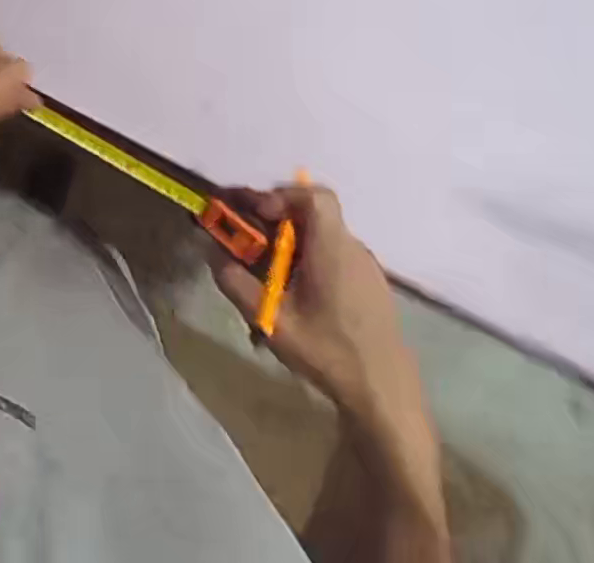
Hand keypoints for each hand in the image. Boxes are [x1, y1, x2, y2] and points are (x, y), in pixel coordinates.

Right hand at [211, 183, 429, 445]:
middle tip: (240, 239)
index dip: (279, 195)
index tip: (254, 215)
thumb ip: (232, 279)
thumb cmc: (327, 351)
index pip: (314, 196)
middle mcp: (353, 250)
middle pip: (309, 214)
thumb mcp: (268, 317)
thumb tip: (208, 248)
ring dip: (284, 243)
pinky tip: (288, 293)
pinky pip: (329, 256)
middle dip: (269, 221)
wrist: (385, 397)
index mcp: (333, 249)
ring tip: (259, 272)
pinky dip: (302, 260)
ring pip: (317, 237)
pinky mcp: (368, 287)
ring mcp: (365, 269)